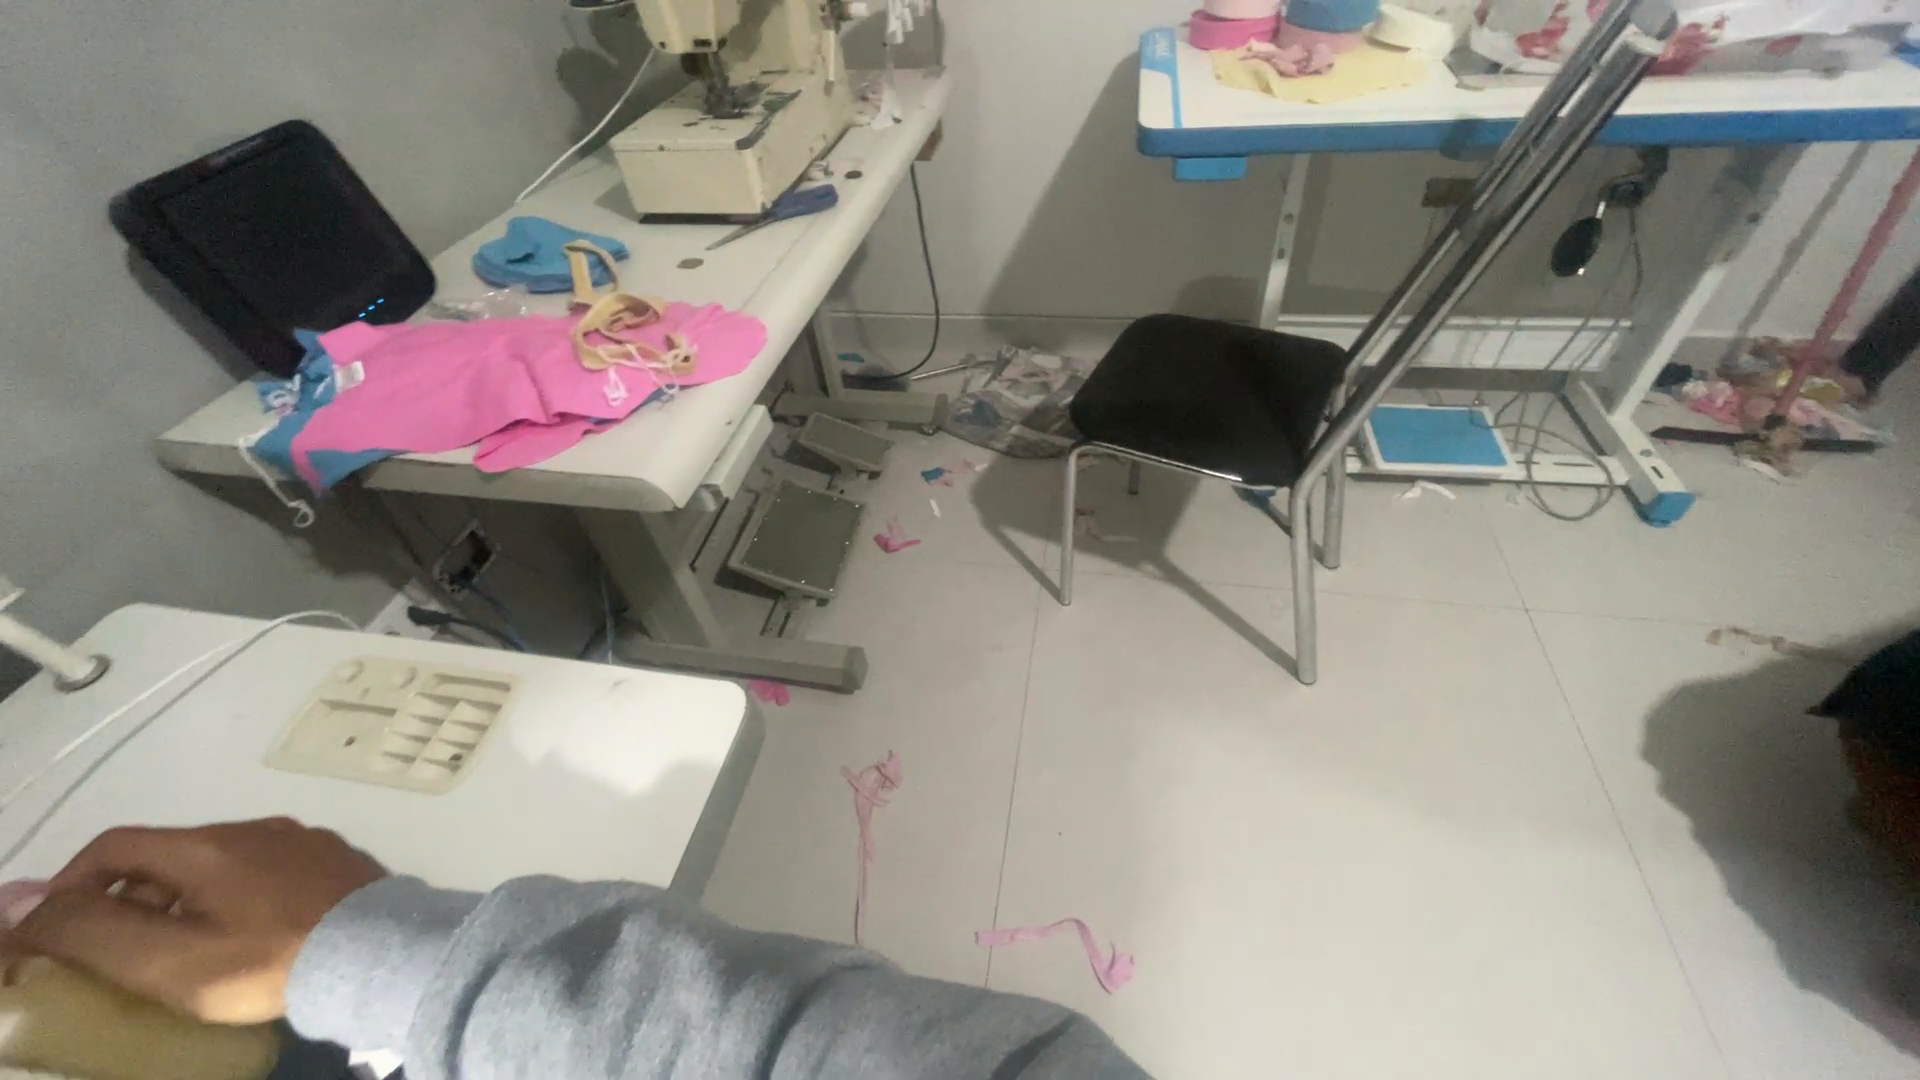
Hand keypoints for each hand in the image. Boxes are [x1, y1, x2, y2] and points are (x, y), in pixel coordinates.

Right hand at [8, 818, 385, 1023]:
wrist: (378, 952)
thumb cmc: (267, 959)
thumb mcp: (163, 958)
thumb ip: (89, 929)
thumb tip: (20, 901)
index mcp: (213, 844)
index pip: (114, 845)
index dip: (68, 887)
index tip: (59, 936)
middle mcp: (261, 828)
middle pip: (170, 853)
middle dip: (129, 897)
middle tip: (120, 954)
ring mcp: (306, 839)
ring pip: (222, 861)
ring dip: (186, 897)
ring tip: (182, 949)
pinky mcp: (336, 858)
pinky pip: (269, 869)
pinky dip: (237, 895)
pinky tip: (248, 933)